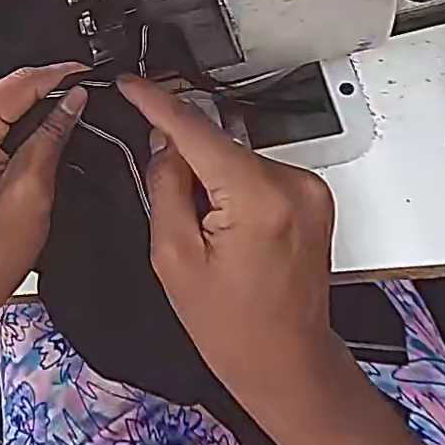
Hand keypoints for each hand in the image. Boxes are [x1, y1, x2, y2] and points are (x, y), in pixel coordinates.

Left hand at [0, 63, 88, 340]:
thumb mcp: (30, 191)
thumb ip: (52, 136)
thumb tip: (75, 99)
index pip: (19, 84)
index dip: (61, 75)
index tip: (93, 73)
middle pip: (8, 89)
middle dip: (51, 89)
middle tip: (91, 93)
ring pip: (1, 102)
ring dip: (37, 105)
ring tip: (75, 108)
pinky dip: (19, 121)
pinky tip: (45, 127)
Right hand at [117, 74, 346, 402]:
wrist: (287, 360)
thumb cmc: (231, 326)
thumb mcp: (173, 258)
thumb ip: (166, 186)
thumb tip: (164, 141)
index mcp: (258, 199)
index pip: (196, 131)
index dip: (156, 102)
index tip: (131, 84)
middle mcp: (293, 184)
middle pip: (218, 146)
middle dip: (186, 162)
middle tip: (176, 211)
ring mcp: (309, 188)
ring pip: (236, 158)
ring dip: (212, 178)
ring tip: (210, 233)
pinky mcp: (313, 194)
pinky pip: (257, 171)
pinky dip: (235, 186)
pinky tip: (231, 229)